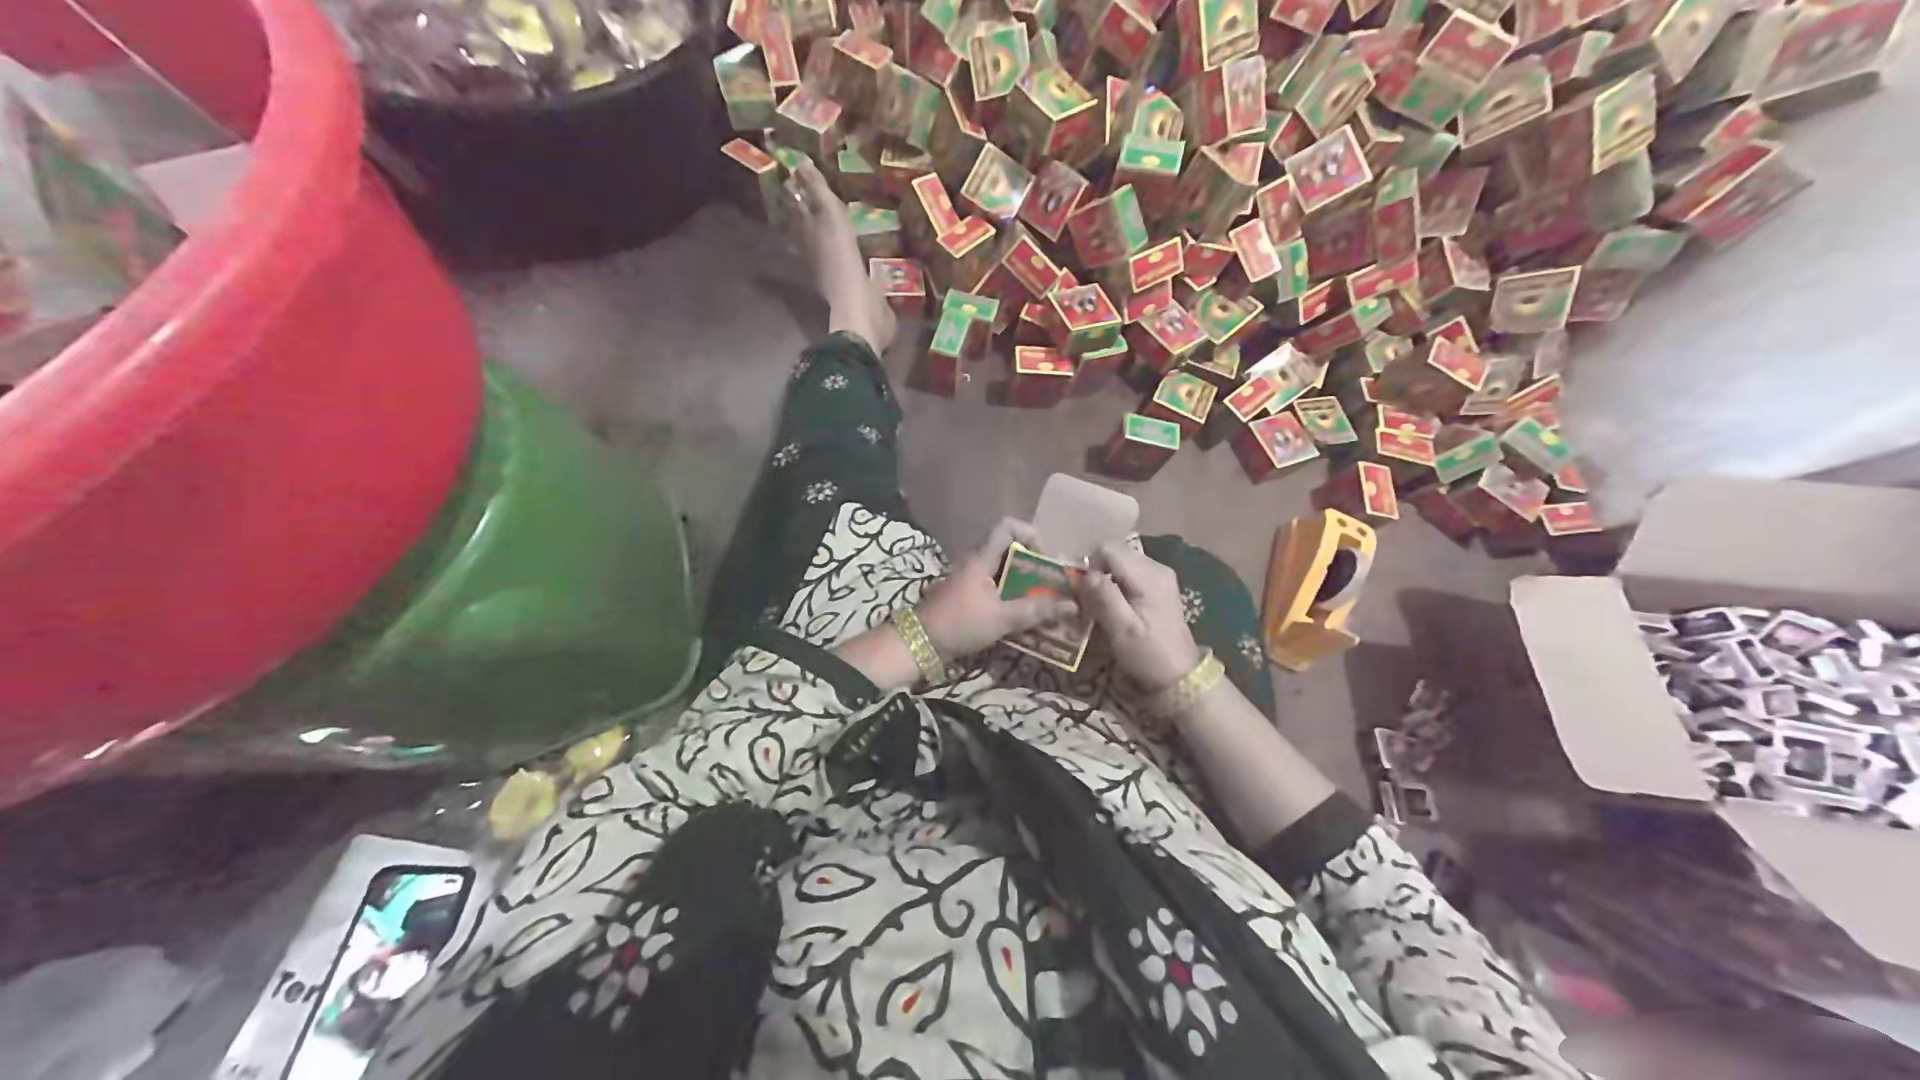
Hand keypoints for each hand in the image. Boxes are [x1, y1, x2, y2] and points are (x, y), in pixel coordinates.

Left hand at [916, 518, 1078, 661]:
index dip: (1029, 533)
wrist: (918, 644)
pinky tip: (1024, 615)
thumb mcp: (1001, 619)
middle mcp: (975, 563)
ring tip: (1044, 601)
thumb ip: (1036, 611)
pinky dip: (1011, 596)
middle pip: (1008, 550)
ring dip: (1024, 583)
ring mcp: (969, 579)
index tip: (1045, 556)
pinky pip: (995, 587)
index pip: (1006, 526)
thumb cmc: (959, 624)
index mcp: (981, 558)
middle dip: (1033, 564)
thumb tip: (1072, 605)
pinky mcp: (967, 596)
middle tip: (1052, 583)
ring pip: (1003, 571)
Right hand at [1074, 542, 1203, 693]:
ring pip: (1119, 563)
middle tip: (1088, 601)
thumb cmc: (1148, 655)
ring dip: (1104, 580)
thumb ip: (1102, 597)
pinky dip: (1115, 586)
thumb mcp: (1121, 629)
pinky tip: (1114, 608)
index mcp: (1149, 575)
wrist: (1180, 678)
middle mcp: (1156, 568)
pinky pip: (1128, 574)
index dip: (1089, 566)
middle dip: (1096, 572)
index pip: (1107, 549)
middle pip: (1114, 553)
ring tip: (1100, 606)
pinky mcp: (1158, 586)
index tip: (1082, 591)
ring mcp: (1159, 576)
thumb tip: (1084, 574)